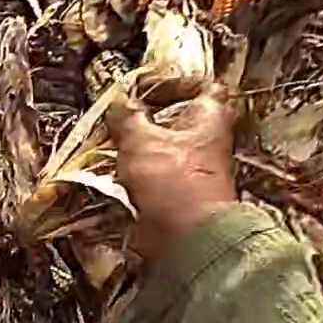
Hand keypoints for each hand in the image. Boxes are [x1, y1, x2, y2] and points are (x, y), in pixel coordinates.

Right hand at [105, 84, 240, 259]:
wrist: (185, 238)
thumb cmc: (172, 182)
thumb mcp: (140, 140)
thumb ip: (127, 118)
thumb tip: (118, 102)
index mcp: (209, 118)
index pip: (201, 86)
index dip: (172, 84)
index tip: (144, 91)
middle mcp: (207, 143)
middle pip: (177, 122)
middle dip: (146, 122)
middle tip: (121, 124)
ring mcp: (194, 173)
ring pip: (163, 153)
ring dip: (137, 152)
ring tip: (112, 153)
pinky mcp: (179, 199)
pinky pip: (155, 180)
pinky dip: (136, 178)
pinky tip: (117, 181)